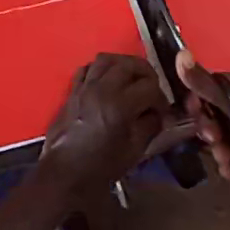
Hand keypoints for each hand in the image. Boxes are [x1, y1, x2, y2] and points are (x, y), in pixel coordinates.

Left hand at [38, 54, 174, 200]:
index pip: (149, 86)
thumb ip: (149, 126)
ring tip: (130, 78)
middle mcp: (102, 89)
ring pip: (105, 59)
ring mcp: (84, 86)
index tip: (162, 110)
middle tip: (151, 87)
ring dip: (122, 64)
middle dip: (145, 72)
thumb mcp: (134, 150)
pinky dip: (99, 69)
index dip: (160, 98)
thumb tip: (158, 113)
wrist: (67, 171)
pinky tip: (106, 81)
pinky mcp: (72, 90)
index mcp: (120, 105)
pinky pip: (86, 68)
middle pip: (128, 64)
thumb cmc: (103, 165)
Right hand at [175, 51, 229, 193]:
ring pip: (222, 137)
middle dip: (209, 130)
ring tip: (226, 160)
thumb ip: (208, 85)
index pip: (207, 87)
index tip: (194, 116)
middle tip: (214, 142)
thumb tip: (180, 54)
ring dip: (218, 150)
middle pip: (213, 114)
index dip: (197, 102)